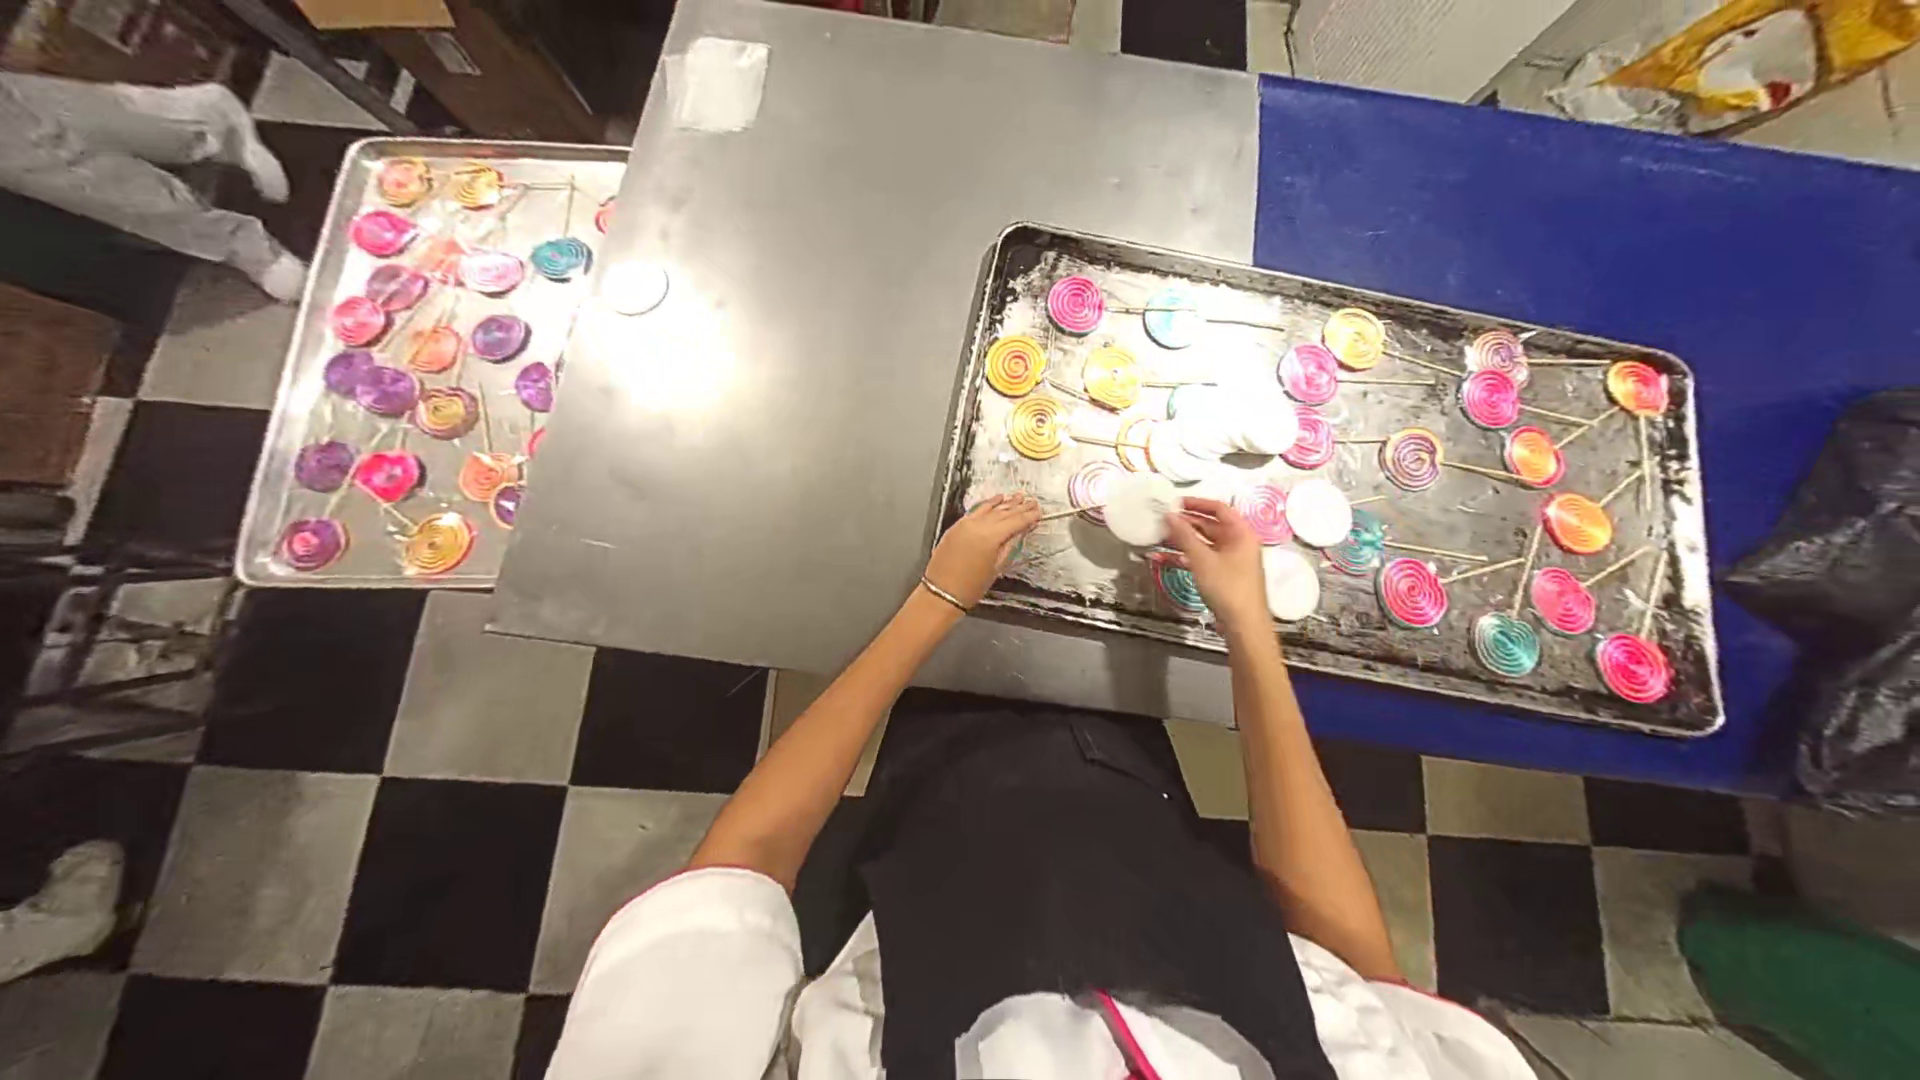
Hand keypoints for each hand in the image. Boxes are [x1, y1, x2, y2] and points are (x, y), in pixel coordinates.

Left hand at [925, 494, 1041, 607]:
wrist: (942, 592)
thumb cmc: (971, 586)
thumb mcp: (997, 567)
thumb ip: (1010, 545)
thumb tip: (1021, 531)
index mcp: (991, 537)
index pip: (1015, 522)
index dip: (1028, 516)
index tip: (1038, 512)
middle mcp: (978, 526)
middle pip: (1003, 513)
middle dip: (1019, 507)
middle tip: (1031, 501)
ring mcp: (965, 524)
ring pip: (990, 509)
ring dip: (1005, 503)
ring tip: (1018, 497)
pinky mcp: (956, 526)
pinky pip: (976, 510)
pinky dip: (987, 504)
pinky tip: (996, 500)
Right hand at [1164, 496, 1269, 634]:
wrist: (1243, 624)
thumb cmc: (1227, 587)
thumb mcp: (1202, 559)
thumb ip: (1184, 535)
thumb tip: (1169, 515)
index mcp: (1241, 533)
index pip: (1219, 509)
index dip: (1197, 503)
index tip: (1176, 502)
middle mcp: (1238, 543)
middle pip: (1210, 526)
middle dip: (1186, 523)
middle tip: (1164, 520)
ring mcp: (1231, 560)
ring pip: (1204, 543)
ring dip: (1183, 540)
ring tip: (1160, 537)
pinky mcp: (1223, 575)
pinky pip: (1202, 558)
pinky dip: (1186, 557)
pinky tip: (1165, 558)